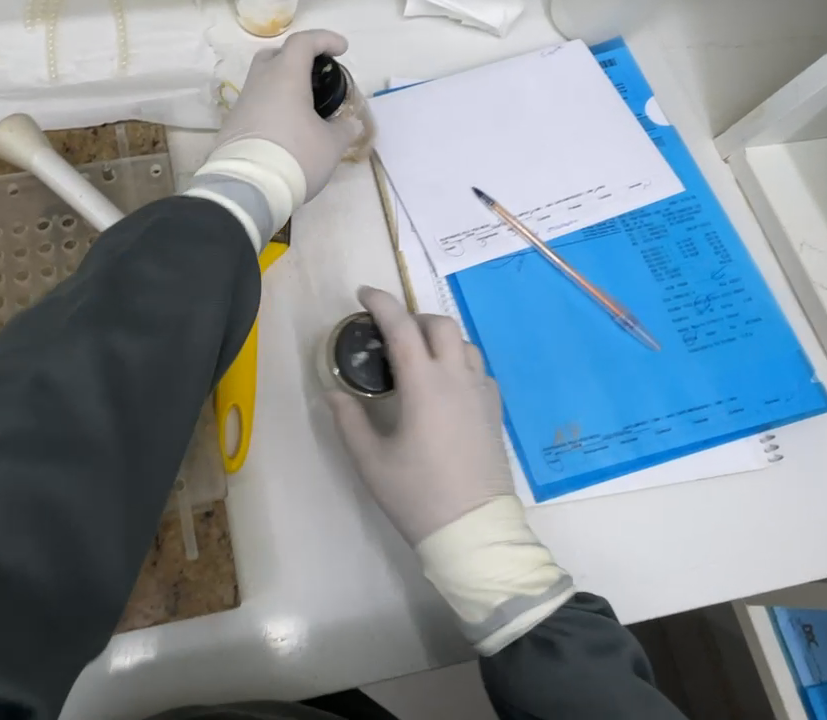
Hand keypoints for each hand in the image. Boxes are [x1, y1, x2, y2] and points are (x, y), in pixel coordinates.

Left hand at [214, 29, 359, 199]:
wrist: (248, 188)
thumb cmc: (296, 156)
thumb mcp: (331, 145)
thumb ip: (343, 130)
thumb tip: (349, 124)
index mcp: (285, 76)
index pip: (303, 42)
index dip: (324, 39)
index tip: (341, 49)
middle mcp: (260, 82)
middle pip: (275, 56)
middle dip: (296, 58)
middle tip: (315, 75)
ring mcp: (242, 103)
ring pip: (262, 81)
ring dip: (283, 86)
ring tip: (303, 107)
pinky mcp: (232, 125)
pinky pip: (255, 105)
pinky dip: (272, 108)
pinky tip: (285, 129)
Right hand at [327, 285, 513, 545]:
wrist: (474, 532)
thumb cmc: (417, 495)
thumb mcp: (371, 460)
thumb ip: (348, 420)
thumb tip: (332, 392)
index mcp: (424, 384)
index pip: (401, 326)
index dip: (381, 303)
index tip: (363, 294)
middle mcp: (456, 379)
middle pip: (440, 324)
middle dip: (413, 316)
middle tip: (390, 330)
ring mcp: (481, 394)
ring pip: (464, 344)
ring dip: (439, 337)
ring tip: (418, 355)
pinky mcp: (494, 413)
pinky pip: (478, 370)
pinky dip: (458, 362)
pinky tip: (445, 385)